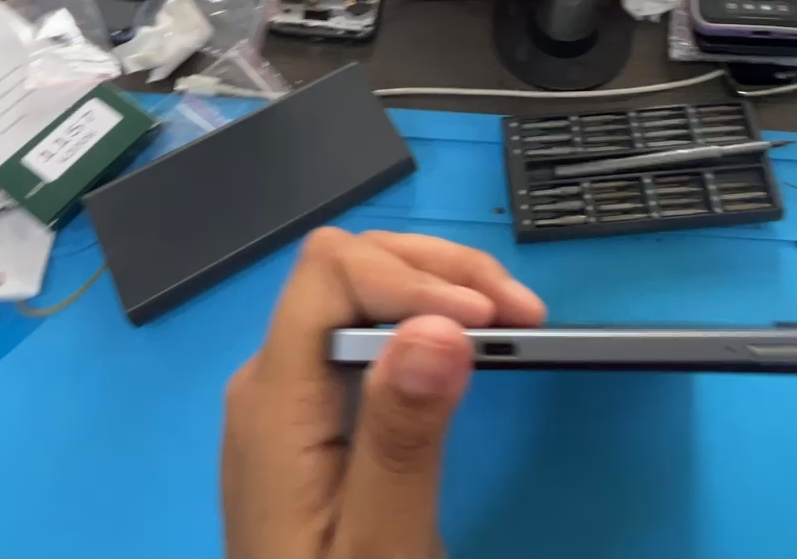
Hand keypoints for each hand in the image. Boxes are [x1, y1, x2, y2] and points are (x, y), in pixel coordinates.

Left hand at [222, 228, 547, 558]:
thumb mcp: (377, 549)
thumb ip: (400, 442)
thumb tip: (438, 326)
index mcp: (275, 399)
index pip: (330, 273)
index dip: (411, 275)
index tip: (488, 317)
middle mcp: (276, 374)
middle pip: (350, 265)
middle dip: (439, 268)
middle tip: (521, 309)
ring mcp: (295, 387)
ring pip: (364, 284)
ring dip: (442, 282)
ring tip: (514, 314)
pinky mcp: (321, 404)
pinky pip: (372, 324)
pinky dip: (432, 313)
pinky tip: (475, 334)